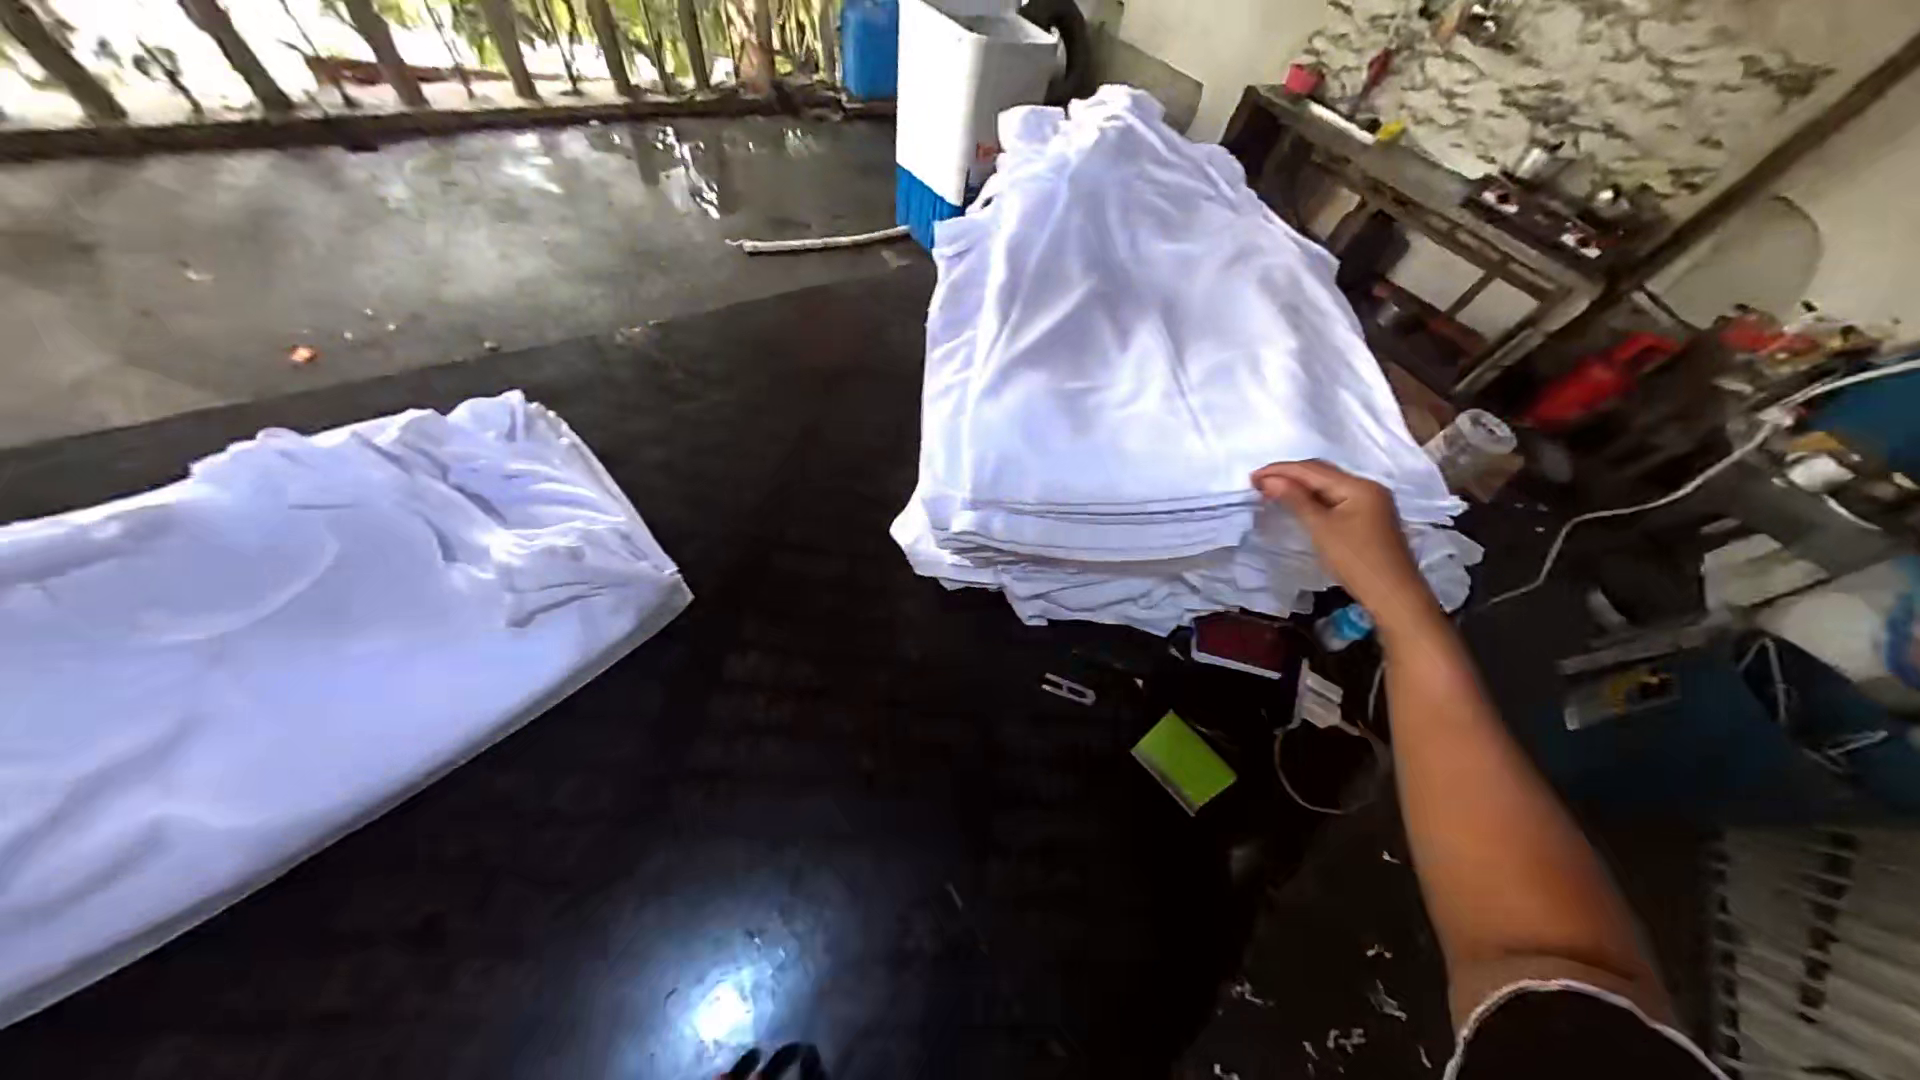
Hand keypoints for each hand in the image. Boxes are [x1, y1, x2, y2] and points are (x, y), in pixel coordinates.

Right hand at [1251, 460, 1438, 629]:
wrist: (1393, 594)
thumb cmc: (1356, 560)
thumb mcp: (1321, 528)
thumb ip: (1295, 500)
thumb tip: (1269, 480)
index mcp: (1358, 486)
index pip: (1312, 470)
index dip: (1280, 470)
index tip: (1252, 477)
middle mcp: (1367, 487)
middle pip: (1321, 472)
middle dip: (1289, 474)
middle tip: (1258, 482)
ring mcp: (1370, 501)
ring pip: (1328, 485)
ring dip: (1299, 485)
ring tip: (1271, 490)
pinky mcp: (1368, 516)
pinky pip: (1335, 497)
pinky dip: (1312, 497)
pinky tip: (1297, 502)